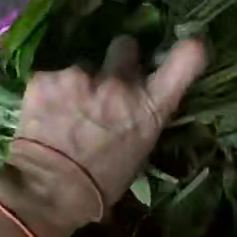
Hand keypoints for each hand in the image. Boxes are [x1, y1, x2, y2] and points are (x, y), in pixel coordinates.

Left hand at [10, 35, 207, 213]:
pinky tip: (45, 114)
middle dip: (119, 58)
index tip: (189, 46)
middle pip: (125, 46)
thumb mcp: (139, 150)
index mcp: (150, 107)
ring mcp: (82, 77)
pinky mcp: (46, 77)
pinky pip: (52, 77)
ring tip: (68, 112)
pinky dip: (50, 93)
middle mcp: (121, 83)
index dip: (190, 49)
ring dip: (80, 82)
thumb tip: (135, 103)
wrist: (49, 191)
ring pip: (83, 66)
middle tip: (108, 81)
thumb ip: (141, 116)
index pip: (186, 60)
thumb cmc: (102, 182)